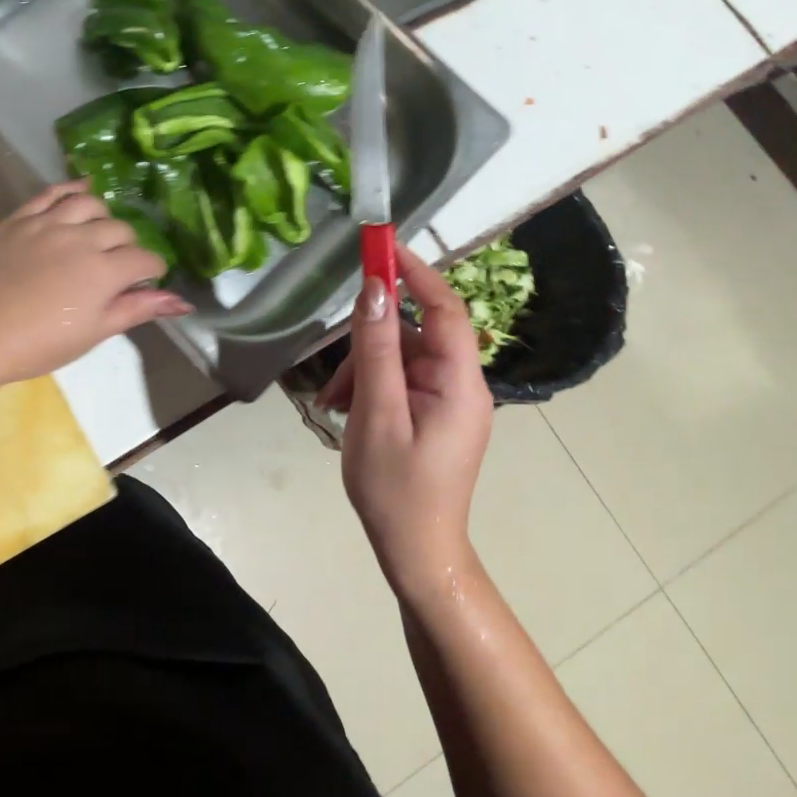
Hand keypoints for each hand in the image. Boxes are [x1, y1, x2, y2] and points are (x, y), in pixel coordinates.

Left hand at [0, 181, 192, 390]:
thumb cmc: (37, 345)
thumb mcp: (92, 333)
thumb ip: (136, 310)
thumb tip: (182, 302)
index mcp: (102, 271)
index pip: (144, 260)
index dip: (151, 272)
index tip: (144, 282)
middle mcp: (79, 238)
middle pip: (120, 230)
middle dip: (128, 247)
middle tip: (117, 267)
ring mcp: (46, 224)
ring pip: (89, 204)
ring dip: (102, 217)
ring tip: (98, 234)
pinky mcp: (18, 219)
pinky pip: (50, 193)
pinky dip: (70, 188)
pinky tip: (81, 189)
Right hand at [317, 244, 492, 593]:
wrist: (416, 551)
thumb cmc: (396, 487)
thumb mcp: (377, 413)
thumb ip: (376, 349)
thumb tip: (375, 288)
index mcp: (460, 383)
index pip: (446, 308)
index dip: (416, 272)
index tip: (380, 246)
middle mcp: (463, 386)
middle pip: (416, 337)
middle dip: (370, 344)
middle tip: (333, 377)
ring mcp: (450, 403)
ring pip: (401, 360)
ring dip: (363, 371)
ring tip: (334, 405)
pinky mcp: (434, 416)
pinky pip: (400, 383)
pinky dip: (369, 388)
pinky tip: (345, 411)